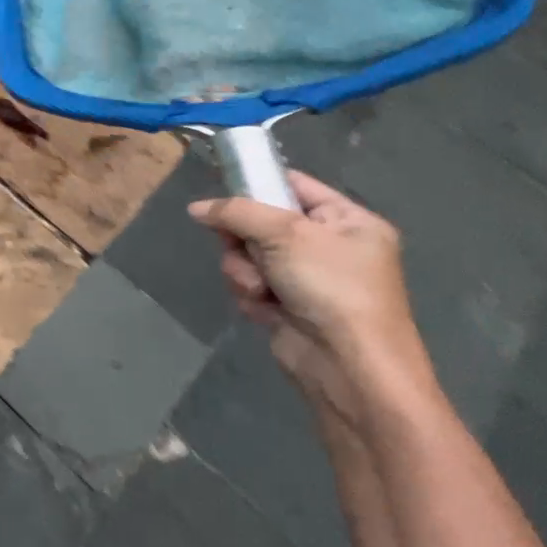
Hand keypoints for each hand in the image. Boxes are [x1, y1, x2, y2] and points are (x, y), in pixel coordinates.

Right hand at [189, 171, 433, 423]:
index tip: (220, 188)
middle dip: (242, 238)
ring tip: (260, 288)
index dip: (257, 183)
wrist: (348, 363)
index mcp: (349, 221)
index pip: (293, 184)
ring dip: (243, 269)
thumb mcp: (283, 233)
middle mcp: (330, 245)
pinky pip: (250, 281)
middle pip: (259, 221)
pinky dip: (250, 292)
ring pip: (247, 253)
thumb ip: (235, 211)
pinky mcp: (289, 302)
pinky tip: (265, 307)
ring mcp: (308, 276)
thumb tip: (196, 208)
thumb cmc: (330, 286)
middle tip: (242, 247)